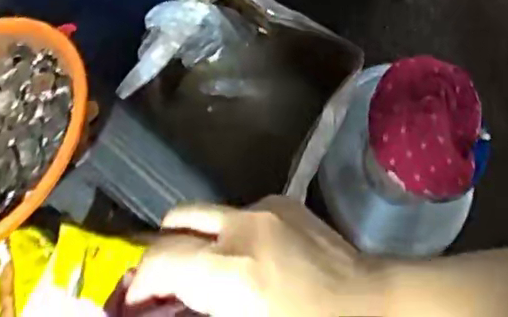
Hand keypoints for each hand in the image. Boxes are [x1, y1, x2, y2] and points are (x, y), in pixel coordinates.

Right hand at [125, 199, 378, 316]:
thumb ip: (200, 314)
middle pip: (177, 222)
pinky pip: (242, 213)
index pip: (160, 260)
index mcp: (229, 270)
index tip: (131, 304)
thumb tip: (168, 307)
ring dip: (196, 241)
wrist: (376, 306)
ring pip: (210, 213)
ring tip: (201, 279)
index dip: (137, 282)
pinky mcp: (287, 202)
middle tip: (158, 289)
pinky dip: (230, 235)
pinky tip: (248, 266)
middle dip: (160, 252)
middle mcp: (242, 226)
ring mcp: (267, 208)